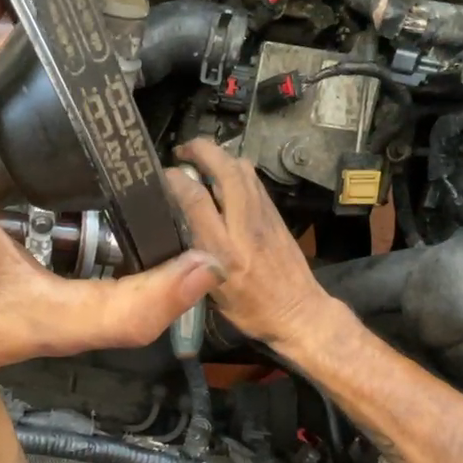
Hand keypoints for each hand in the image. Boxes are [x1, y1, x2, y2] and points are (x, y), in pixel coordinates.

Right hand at [165, 138, 331, 347]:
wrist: (299, 313)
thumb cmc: (252, 311)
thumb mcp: (213, 293)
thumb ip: (194, 260)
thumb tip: (178, 232)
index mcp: (223, 250)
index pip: (197, 200)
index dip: (177, 179)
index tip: (163, 174)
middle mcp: (244, 226)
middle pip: (226, 171)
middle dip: (203, 151)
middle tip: (183, 149)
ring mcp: (264, 216)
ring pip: (244, 170)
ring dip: (221, 156)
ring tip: (202, 158)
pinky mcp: (276, 215)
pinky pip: (254, 182)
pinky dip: (235, 169)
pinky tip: (224, 176)